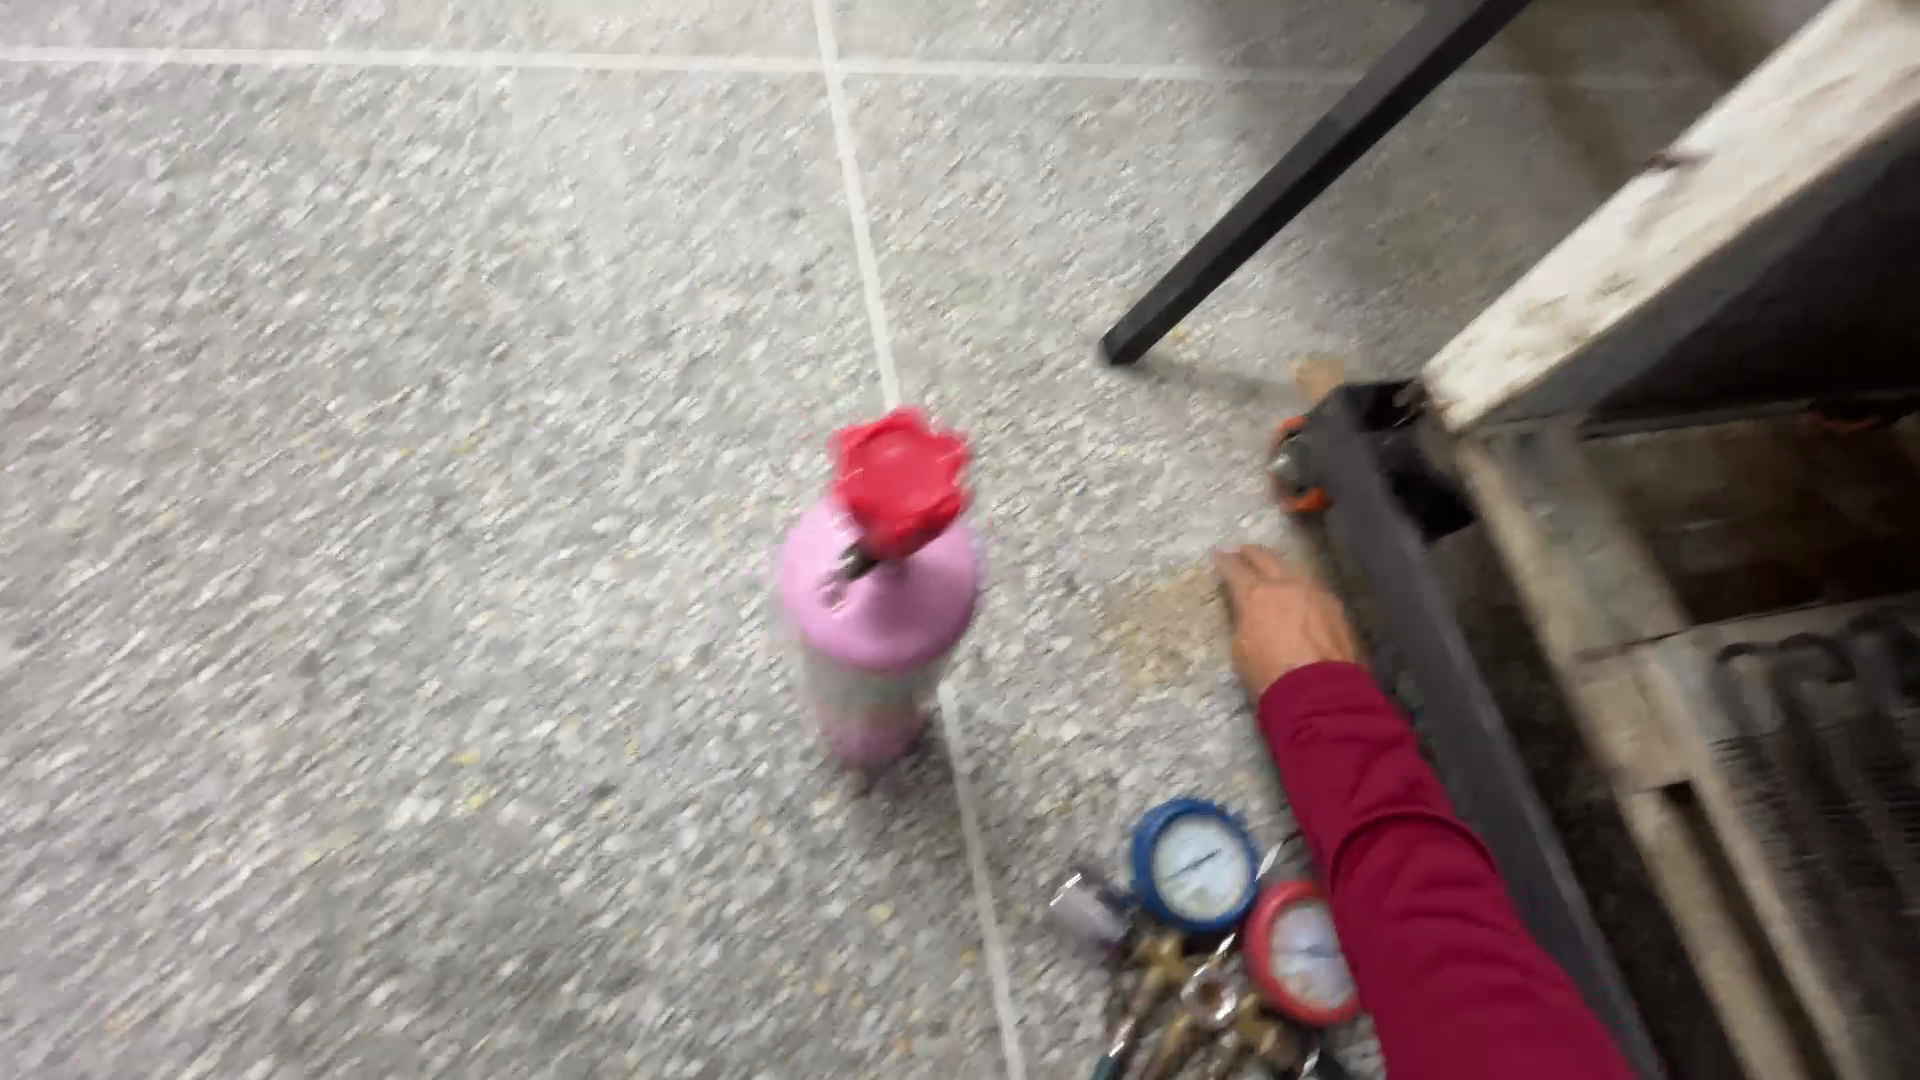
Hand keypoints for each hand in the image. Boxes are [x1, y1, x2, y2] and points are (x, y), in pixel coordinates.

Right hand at [1213, 544, 1360, 700]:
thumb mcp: (1240, 647)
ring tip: (1274, 569)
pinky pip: (1314, 590)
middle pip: (1267, 559)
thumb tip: (1250, 612)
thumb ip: (1244, 620)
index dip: (1224, 561)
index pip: (1235, 570)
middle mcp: (1286, 585)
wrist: (1319, 693)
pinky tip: (1300, 594)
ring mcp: (1315, 594)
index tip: (1218, 555)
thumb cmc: (1269, 674)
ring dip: (1281, 568)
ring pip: (1295, 571)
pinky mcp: (1336, 609)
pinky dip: (1302, 588)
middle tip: (1244, 549)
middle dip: (1253, 552)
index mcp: (1255, 594)